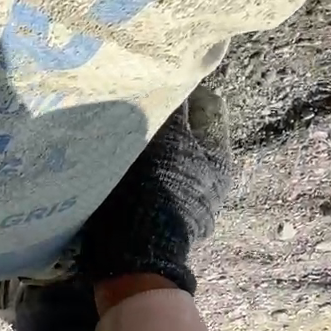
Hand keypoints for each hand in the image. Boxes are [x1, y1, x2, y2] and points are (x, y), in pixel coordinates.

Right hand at [74, 83, 230, 294]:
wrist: (135, 253)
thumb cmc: (155, 190)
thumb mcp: (165, 139)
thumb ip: (172, 107)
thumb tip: (173, 77)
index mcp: (218, 155)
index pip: (206, 105)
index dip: (183, 90)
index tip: (153, 83)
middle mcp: (209, 177)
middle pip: (183, 132)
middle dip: (160, 120)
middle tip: (128, 107)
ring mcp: (184, 200)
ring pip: (163, 156)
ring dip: (143, 146)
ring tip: (114, 135)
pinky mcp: (157, 217)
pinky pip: (147, 179)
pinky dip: (134, 170)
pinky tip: (112, 167)